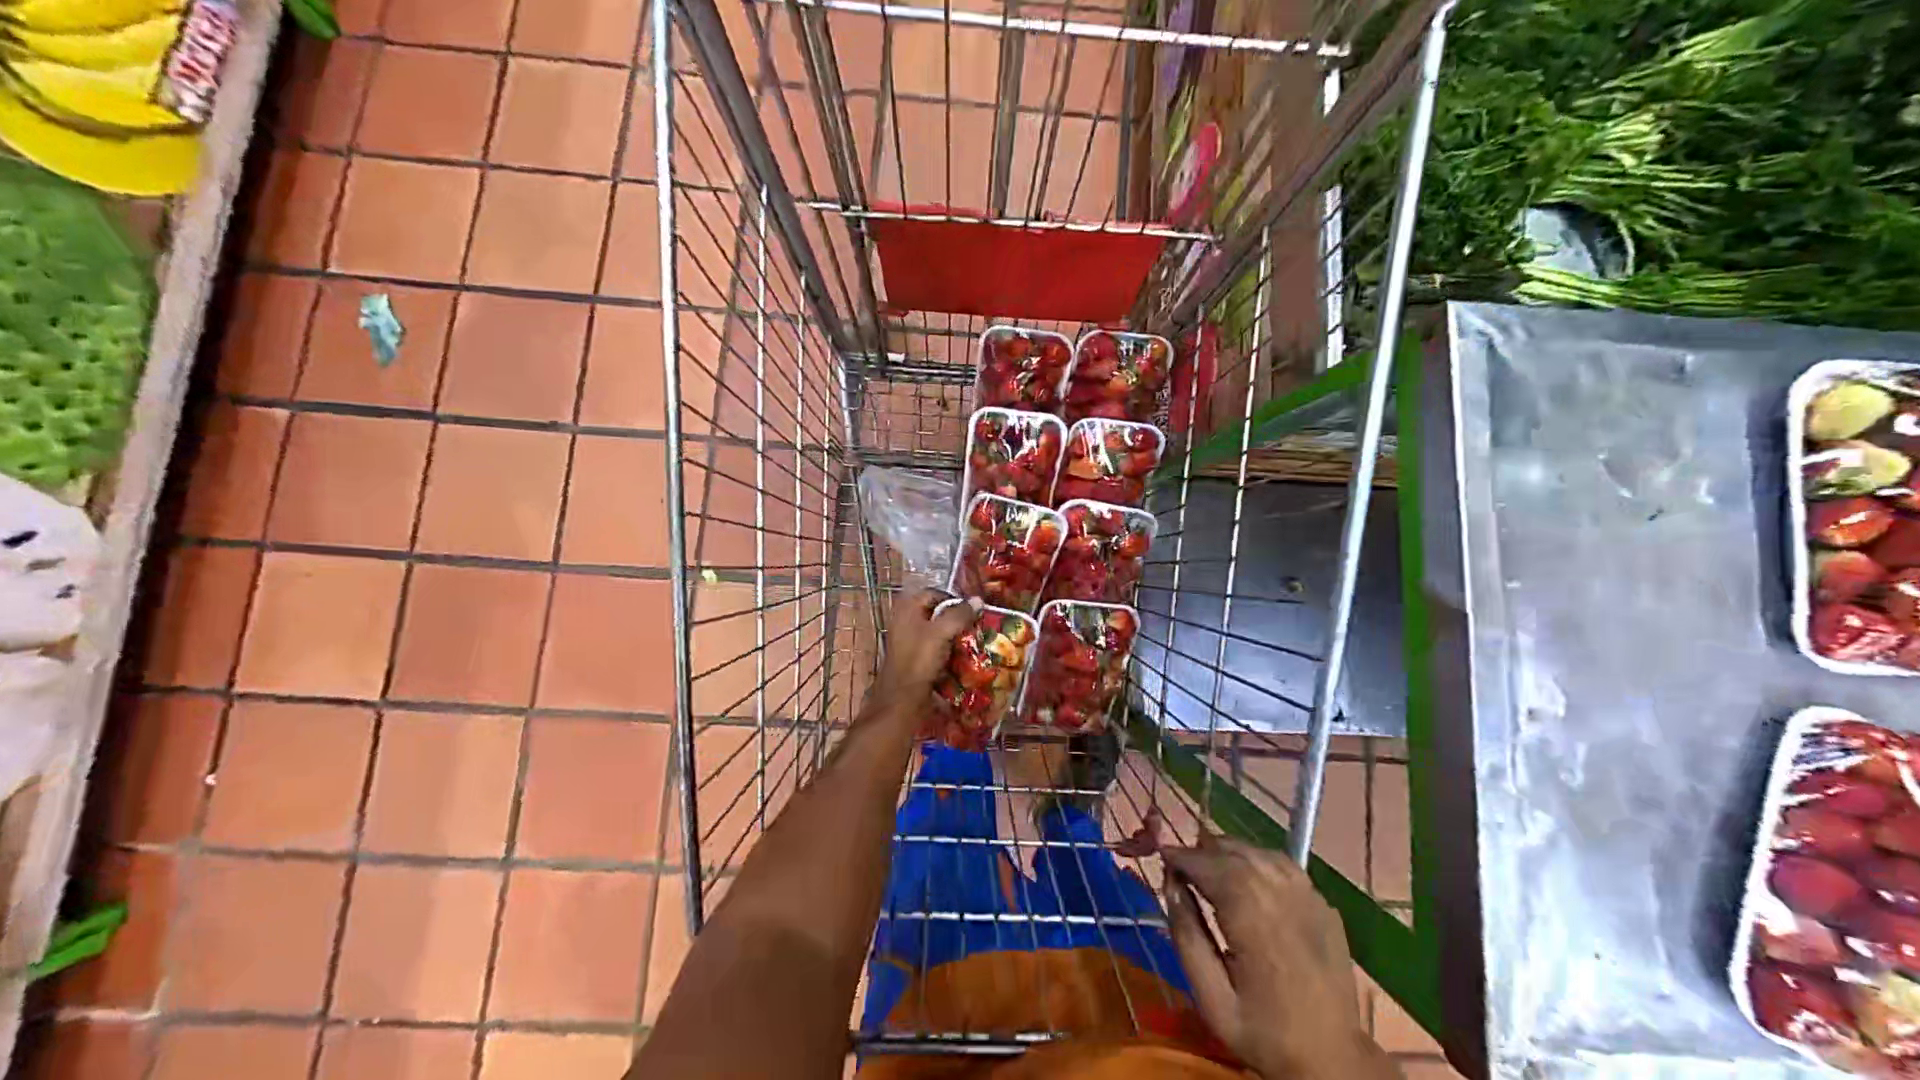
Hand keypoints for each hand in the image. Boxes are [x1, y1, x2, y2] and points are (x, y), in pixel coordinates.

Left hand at [871, 590, 978, 709]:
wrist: (902, 700)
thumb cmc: (919, 660)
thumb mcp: (941, 632)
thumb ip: (960, 614)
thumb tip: (978, 600)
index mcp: (907, 609)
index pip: (934, 593)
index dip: (954, 599)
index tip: (973, 611)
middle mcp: (905, 622)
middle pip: (936, 613)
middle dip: (957, 620)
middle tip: (976, 627)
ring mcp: (908, 642)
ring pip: (937, 633)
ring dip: (955, 637)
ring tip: (974, 643)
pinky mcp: (914, 661)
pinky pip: (935, 650)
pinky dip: (948, 652)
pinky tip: (963, 659)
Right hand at [1163, 832, 1397, 1079]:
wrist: (1334, 1062)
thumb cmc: (1265, 1033)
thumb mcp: (1211, 998)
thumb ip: (1187, 937)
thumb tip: (1171, 886)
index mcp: (1254, 922)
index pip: (1211, 866)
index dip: (1183, 856)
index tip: (1162, 857)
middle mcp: (1284, 899)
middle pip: (1235, 852)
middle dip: (1202, 852)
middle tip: (1180, 867)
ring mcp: (1310, 899)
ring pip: (1259, 852)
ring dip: (1228, 853)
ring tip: (1208, 869)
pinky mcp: (1324, 906)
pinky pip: (1284, 866)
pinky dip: (1257, 860)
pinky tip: (1246, 877)